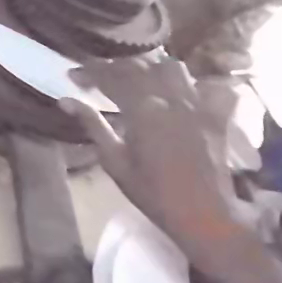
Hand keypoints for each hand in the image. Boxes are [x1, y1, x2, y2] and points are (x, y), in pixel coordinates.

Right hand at [60, 55, 253, 273]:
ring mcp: (198, 104)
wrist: (203, 216)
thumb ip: (92, 125)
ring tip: (138, 76)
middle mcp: (171, 98)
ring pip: (172, 68)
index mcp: (143, 109)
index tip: (72, 73)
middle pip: (139, 67)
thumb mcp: (114, 161)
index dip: (89, 71)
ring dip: (151, 66)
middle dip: (114, 66)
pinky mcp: (217, 115)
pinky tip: (185, 90)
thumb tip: (65, 100)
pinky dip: (197, 83)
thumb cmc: (152, 193)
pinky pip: (211, 86)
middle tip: (98, 75)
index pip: (110, 77)